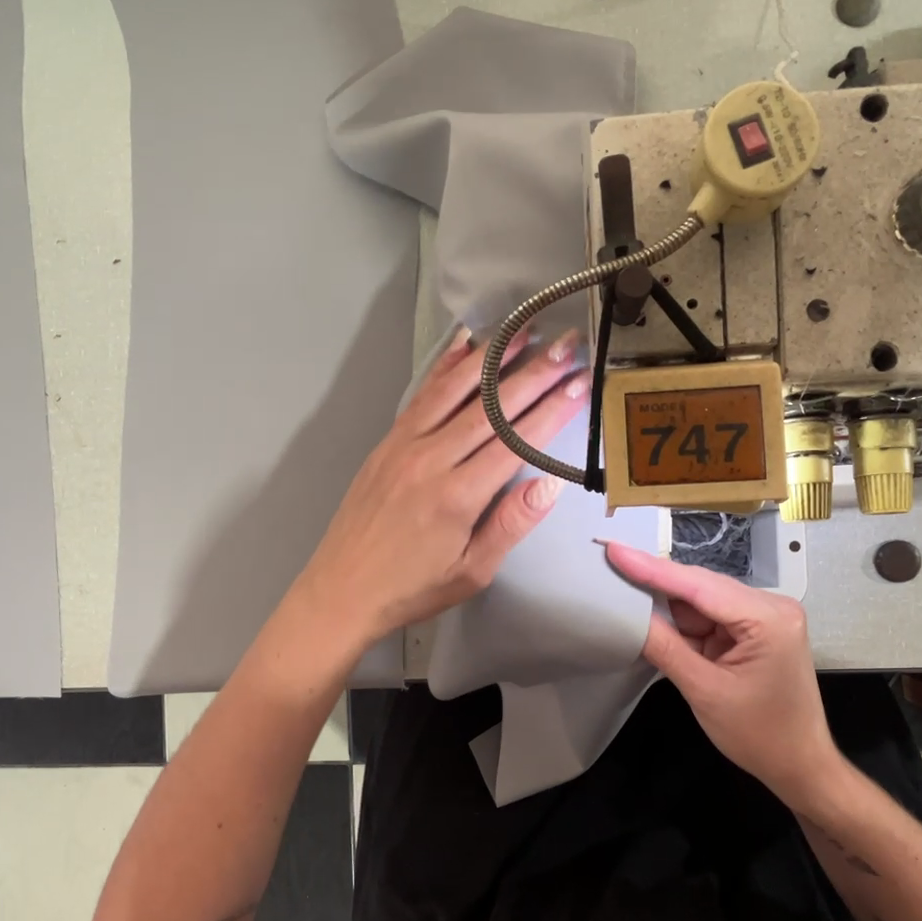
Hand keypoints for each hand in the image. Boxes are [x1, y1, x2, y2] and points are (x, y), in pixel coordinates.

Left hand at [294, 328, 588, 647]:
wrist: (341, 590)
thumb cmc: (412, 589)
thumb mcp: (471, 571)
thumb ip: (510, 524)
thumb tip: (549, 483)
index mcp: (458, 496)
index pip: (516, 441)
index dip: (552, 410)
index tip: (580, 382)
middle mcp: (431, 460)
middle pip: (492, 407)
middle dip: (534, 372)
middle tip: (567, 343)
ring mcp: (404, 446)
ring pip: (455, 390)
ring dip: (493, 357)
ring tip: (525, 329)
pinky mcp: (387, 443)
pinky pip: (421, 396)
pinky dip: (445, 367)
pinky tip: (465, 343)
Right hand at [602, 541, 845, 800]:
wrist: (800, 765)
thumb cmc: (759, 735)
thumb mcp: (704, 692)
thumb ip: (665, 648)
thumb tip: (627, 616)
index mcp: (768, 619)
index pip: (699, 586)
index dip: (652, 569)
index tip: (614, 550)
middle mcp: (772, 607)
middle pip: (700, 587)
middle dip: (656, 582)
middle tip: (609, 564)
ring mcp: (764, 617)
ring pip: (701, 601)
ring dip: (666, 604)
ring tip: (622, 590)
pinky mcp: (754, 630)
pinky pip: (709, 616)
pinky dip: (682, 621)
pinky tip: (651, 616)